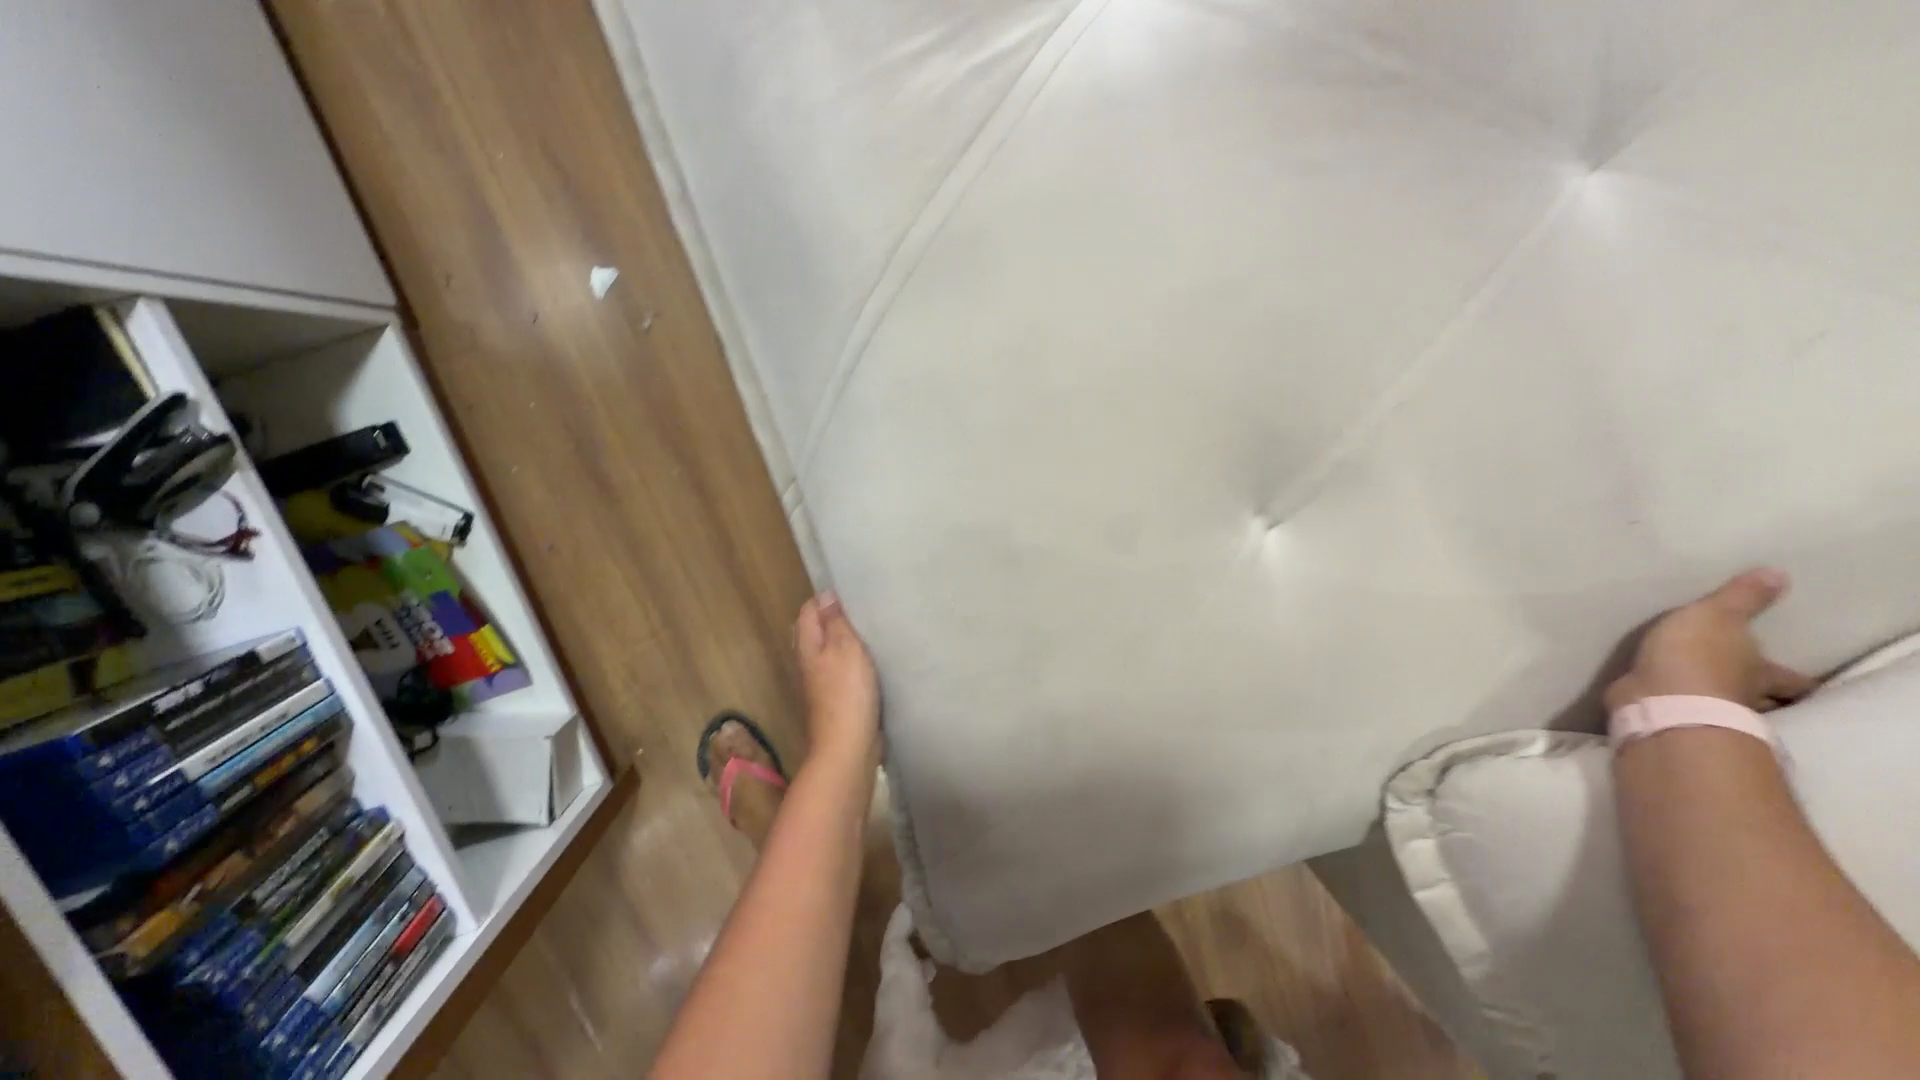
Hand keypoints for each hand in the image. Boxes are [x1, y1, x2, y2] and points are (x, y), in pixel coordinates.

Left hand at [795, 591, 880, 764]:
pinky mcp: (838, 700)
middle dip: (839, 618)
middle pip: (819, 631)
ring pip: (833, 652)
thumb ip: (835, 622)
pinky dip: (858, 664)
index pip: (809, 610)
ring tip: (876, 631)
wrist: (848, 746)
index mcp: (807, 645)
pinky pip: (846, 672)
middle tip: (868, 609)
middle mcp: (809, 662)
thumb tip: (827, 597)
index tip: (855, 592)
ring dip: (850, 642)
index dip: (829, 598)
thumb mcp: (845, 647)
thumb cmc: (846, 692)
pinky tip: (877, 662)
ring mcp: (822, 683)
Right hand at [1605, 569, 1817, 713]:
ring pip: (1724, 707)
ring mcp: (1706, 710)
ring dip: (1721, 701)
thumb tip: (1781, 573)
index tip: (1809, 688)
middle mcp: (1742, 695)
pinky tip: (1668, 698)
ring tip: (1712, 694)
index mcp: (1761, 673)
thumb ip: (1742, 598)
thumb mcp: (1718, 615)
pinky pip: (1680, 709)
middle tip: (1766, 696)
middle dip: (1766, 699)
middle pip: (1765, 701)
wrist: (1658, 700)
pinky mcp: (1670, 716)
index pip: (1794, 682)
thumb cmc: (1697, 655)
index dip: (1802, 684)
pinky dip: (1677, 705)